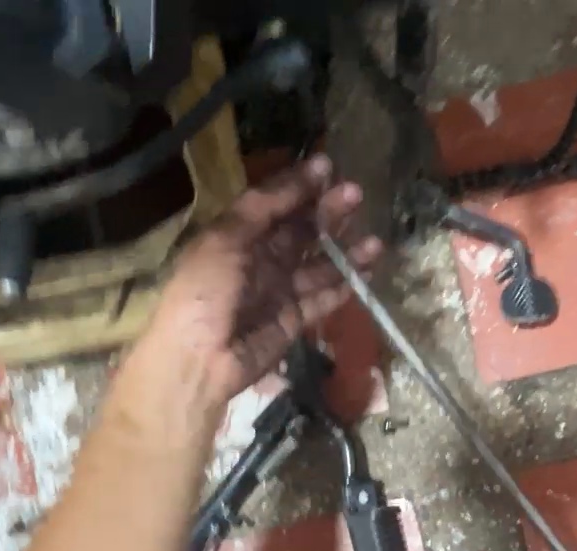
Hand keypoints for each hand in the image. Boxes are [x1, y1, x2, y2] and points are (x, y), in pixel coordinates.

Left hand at [143, 154, 382, 402]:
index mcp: (237, 235)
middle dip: (328, 213)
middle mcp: (261, 260)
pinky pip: (323, 298)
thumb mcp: (225, 239)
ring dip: (345, 251)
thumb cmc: (204, 292)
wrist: (201, 357)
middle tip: (356, 195)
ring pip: (319, 265)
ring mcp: (279, 291)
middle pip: (301, 231)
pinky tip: (366, 271)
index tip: (328, 167)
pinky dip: (344, 286)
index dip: (300, 186)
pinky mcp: (294, 320)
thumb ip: (262, 208)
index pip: (274, 204)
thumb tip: (299, 178)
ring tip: (374, 240)